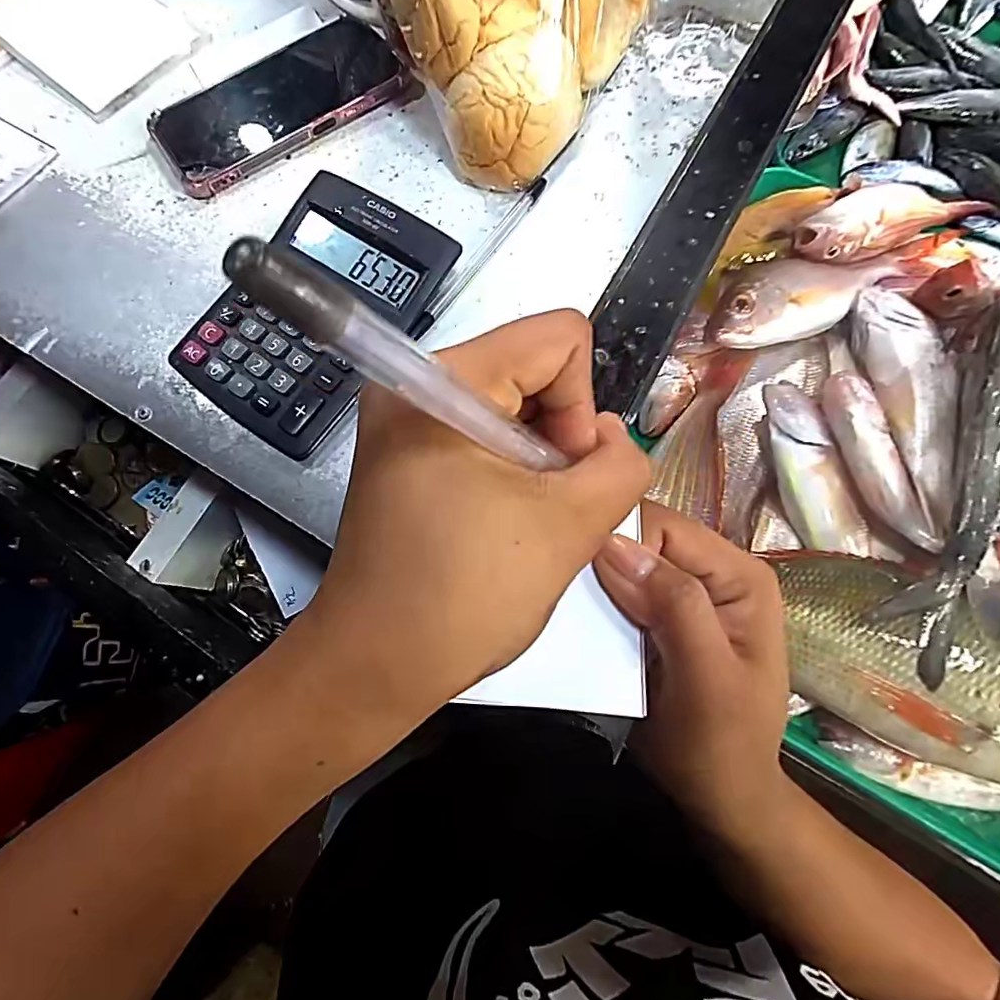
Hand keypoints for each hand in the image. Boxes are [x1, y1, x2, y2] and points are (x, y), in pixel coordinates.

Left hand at [303, 309, 648, 712]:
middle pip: (530, 371)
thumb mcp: (570, 525)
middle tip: (544, 506)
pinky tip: (501, 523)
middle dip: (556, 438)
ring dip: (534, 463)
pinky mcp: (402, 458)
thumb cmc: (463, 594)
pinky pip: (478, 440)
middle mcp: (412, 388)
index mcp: (441, 384)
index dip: (580, 405)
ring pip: (509, 411)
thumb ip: (621, 463)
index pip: (557, 338)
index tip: (560, 473)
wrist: (379, 661)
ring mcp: (402, 423)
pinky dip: (506, 474)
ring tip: (522, 522)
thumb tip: (610, 435)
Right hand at [594, 502, 794, 829]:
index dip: (620, 541)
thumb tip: (614, 545)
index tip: (579, 575)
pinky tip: (576, 616)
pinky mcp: (658, 616)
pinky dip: (595, 599)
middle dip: (603, 558)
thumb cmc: (720, 743)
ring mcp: (685, 595)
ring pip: (626, 561)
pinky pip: (619, 589)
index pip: (666, 527)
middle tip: (564, 589)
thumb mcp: (705, 677)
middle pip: (644, 537)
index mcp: (740, 576)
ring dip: (594, 579)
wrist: (720, 795)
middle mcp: (714, 574)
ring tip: (564, 602)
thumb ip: (673, 606)